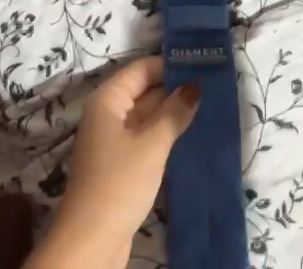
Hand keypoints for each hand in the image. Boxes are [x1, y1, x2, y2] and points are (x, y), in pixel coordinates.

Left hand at [45, 57, 199, 261]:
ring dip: (170, 114)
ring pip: (144, 117)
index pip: (140, 70)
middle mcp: (106, 115)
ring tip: (207, 108)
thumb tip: (194, 86)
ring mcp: (111, 142)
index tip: (200, 63)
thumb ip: (174, 113)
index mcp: (107, 101)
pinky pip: (143, 139)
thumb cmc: (119, 183)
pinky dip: (163, 136)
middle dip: (173, 89)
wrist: (91, 240)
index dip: (168, 65)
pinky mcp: (119, 166)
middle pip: (142, 92)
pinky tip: (188, 138)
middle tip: (211, 86)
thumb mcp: (152, 144)